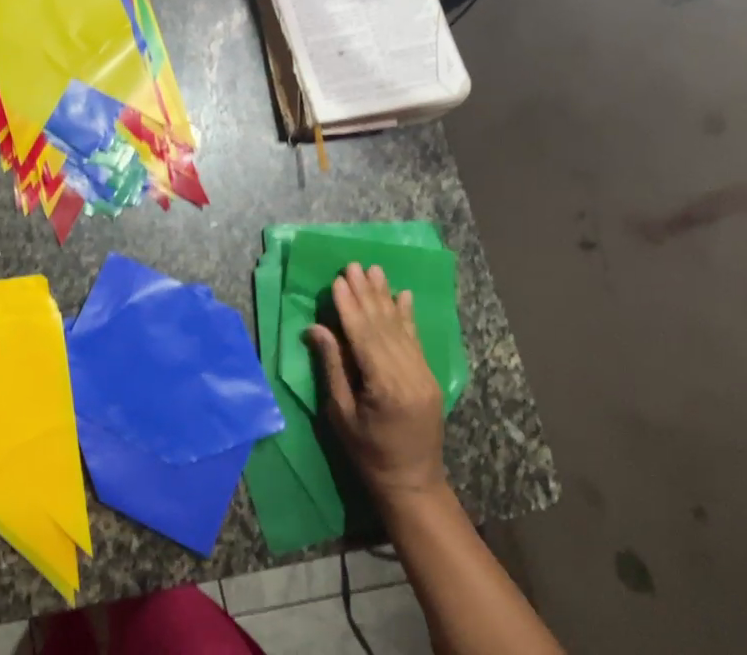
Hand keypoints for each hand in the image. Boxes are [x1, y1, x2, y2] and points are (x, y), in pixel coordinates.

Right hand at [306, 264, 447, 502]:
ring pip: (400, 328)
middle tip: (353, 265)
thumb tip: (317, 328)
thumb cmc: (366, 452)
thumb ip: (333, 367)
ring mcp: (423, 375)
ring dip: (385, 297)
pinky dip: (408, 316)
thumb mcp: (340, 413)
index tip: (337, 280)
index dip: (349, 307)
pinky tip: (403, 296)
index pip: (364, 336)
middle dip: (366, 294)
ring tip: (374, 270)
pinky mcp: (429, 377)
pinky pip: (416, 340)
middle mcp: (409, 375)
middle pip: (383, 326)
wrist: (411, 481)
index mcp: (385, 387)